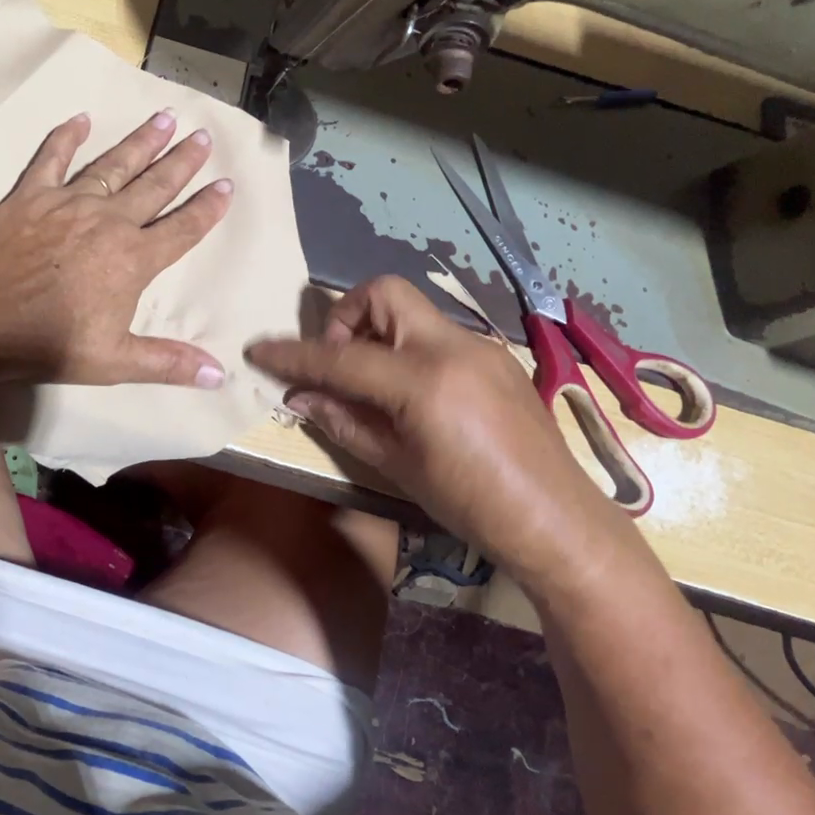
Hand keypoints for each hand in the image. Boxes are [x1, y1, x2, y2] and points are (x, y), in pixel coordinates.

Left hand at [0, 110, 232, 391]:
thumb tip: (221, 376)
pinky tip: (81, 119)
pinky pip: (52, 158)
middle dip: (182, 162)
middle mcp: (108, 222)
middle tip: (203, 136)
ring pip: (114, 165)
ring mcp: (68, 203)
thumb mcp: (114, 361)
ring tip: (164, 118)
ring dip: (141, 142)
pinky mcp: (31, 196)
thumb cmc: (49, 344)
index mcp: (133, 259)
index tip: (227, 186)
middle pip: (154, 186)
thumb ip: (168, 362)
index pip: (181, 229)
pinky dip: (66, 137)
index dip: (206, 209)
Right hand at [245, 276, 621, 584]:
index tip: (259, 351)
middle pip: (384, 293)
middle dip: (345, 315)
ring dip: (375, 334)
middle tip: (334, 362)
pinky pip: (435, 336)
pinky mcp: (495, 358)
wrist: (556, 521)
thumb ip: (344, 420)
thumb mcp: (396, 464)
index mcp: (425, 380)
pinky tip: (405, 395)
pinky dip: (404, 349)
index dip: (294, 354)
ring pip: (411, 313)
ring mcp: (481, 347)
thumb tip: (301, 396)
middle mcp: (454, 347)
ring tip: (366, 386)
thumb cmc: (469, 502)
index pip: (341, 356)